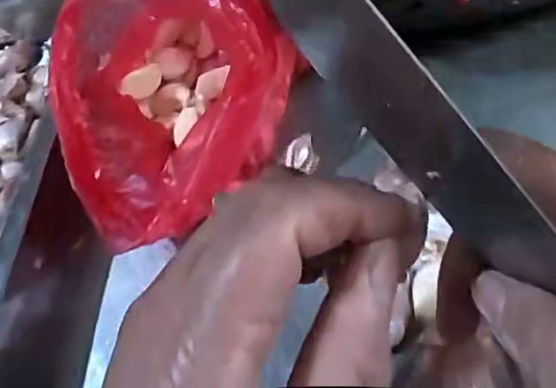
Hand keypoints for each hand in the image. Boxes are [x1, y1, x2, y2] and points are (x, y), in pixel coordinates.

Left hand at [106, 168, 423, 386]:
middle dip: (332, 202)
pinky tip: (312, 265)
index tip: (405, 222)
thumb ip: (353, 347)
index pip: (273, 221)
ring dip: (306, 214)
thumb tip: (387, 245)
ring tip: (362, 243)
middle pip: (253, 206)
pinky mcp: (154, 322)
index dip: (347, 204)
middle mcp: (159, 314)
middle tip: (391, 230)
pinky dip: (275, 235)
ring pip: (236, 215)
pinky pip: (221, 243)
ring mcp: (150, 313)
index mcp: (194, 354)